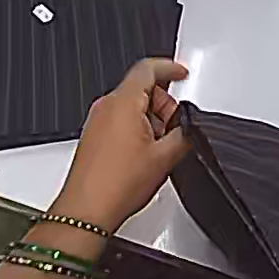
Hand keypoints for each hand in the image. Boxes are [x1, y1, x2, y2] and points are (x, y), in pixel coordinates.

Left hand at [49, 59, 189, 231]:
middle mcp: (106, 107)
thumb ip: (184, 133)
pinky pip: (120, 120)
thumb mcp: (164, 157)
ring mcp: (97, 121)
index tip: (182, 73)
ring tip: (160, 147)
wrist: (86, 211)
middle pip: (141, 88)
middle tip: (176, 125)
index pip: (148, 68)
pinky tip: (146, 154)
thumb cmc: (115, 185)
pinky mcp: (94, 135)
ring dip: (151, 118)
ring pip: (131, 105)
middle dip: (164, 103)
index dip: (170, 68)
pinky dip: (137, 128)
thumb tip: (191, 126)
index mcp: (123, 103)